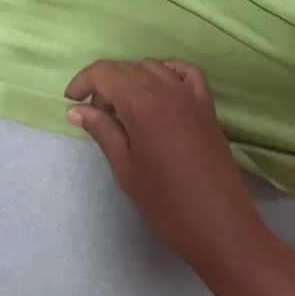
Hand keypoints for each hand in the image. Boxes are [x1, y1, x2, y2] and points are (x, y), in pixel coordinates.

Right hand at [65, 58, 265, 265]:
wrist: (222, 228)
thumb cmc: (167, 204)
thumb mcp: (126, 169)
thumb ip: (102, 131)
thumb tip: (76, 110)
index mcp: (143, 104)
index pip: (105, 73)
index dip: (83, 81)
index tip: (71, 102)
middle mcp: (167, 89)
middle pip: (126, 67)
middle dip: (104, 84)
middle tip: (95, 114)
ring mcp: (191, 95)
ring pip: (152, 67)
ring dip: (131, 79)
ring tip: (123, 109)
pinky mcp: (207, 106)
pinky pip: (185, 72)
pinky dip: (167, 72)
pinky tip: (158, 90)